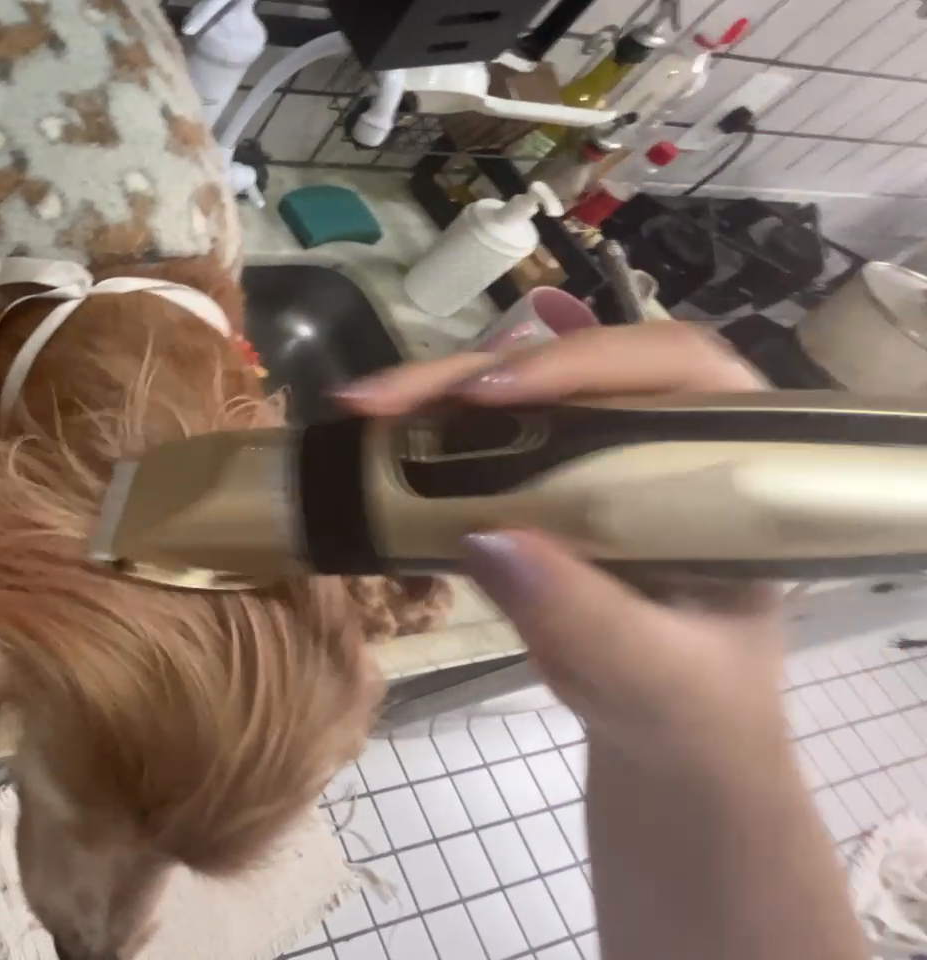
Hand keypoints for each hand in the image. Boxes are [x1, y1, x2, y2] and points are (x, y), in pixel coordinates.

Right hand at [338, 323, 783, 775]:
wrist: (656, 721)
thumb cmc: (680, 697)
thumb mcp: (646, 670)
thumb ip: (583, 613)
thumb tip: (486, 537)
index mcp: (724, 469)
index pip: (673, 371)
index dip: (581, 363)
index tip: (490, 395)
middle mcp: (655, 440)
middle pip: (565, 367)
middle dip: (468, 374)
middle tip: (382, 402)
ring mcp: (586, 452)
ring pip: (509, 387)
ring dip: (429, 389)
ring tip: (360, 406)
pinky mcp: (529, 473)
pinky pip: (473, 425)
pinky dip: (419, 417)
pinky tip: (375, 415)